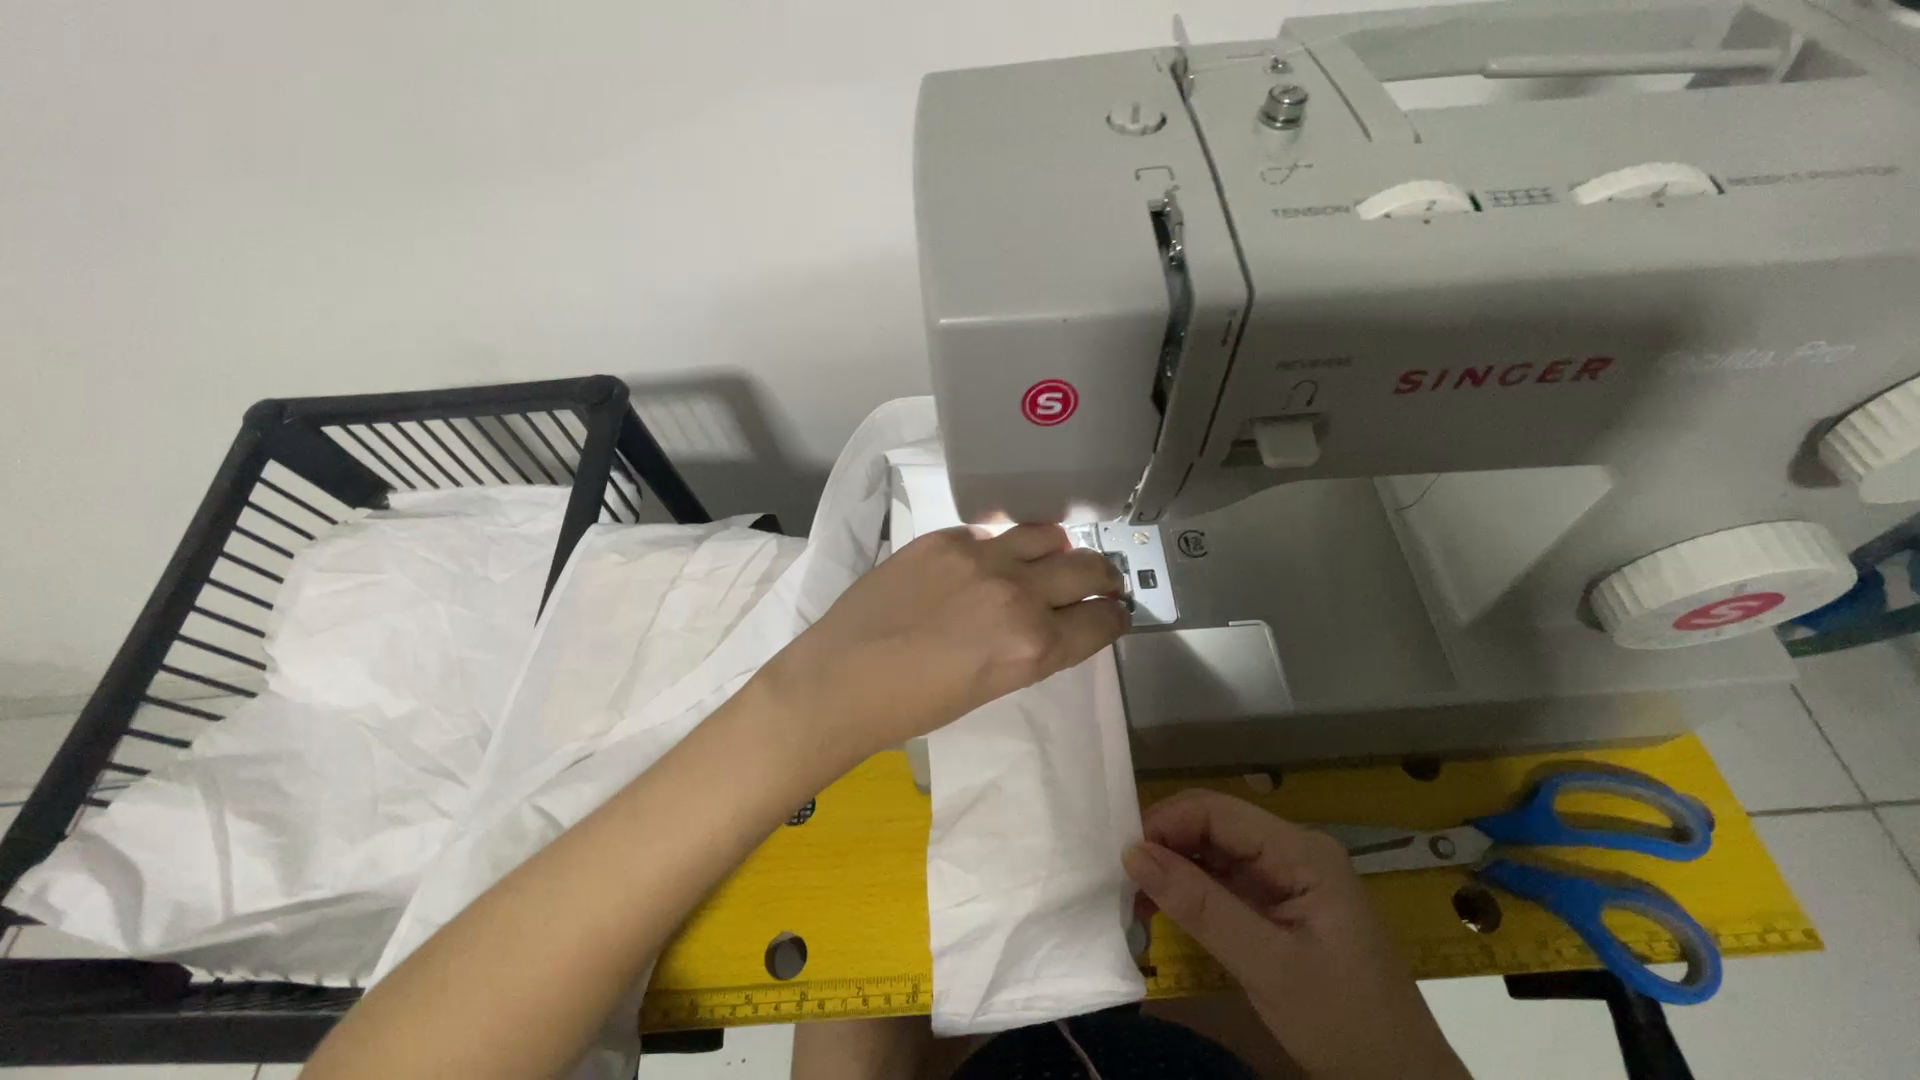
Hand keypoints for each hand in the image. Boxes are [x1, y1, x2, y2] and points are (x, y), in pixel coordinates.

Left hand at [758, 524, 1128, 759]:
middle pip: (1088, 568)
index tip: (1115, 613)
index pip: (1102, 621)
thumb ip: (1031, 649)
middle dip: (1104, 578)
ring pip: (1047, 535)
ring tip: (1052, 558)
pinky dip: (1001, 547)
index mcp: (1033, 647)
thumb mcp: (993, 687)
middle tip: (1102, 582)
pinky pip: (992, 532)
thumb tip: (1052, 621)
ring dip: (1059, 549)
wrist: (841, 681)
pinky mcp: (945, 538)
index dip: (1114, 618)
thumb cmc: (914, 706)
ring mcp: (980, 558)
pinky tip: (989, 561)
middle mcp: (1018, 594)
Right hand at [1124, 790, 1469, 1079]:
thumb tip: (1133, 854)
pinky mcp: (1280, 907)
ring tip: (1136, 901)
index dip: (1167, 823)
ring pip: (1215, 854)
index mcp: (1302, 852)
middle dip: (1166, 846)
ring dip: (1174, 871)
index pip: (1218, 811)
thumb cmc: (1342, 1021)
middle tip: (1123, 882)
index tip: (1123, 857)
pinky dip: (1191, 894)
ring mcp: (1288, 880)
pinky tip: (1164, 912)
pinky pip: (1225, 884)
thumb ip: (1200, 906)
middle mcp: (1294, 853)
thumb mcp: (1267, 965)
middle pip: (1215, 827)